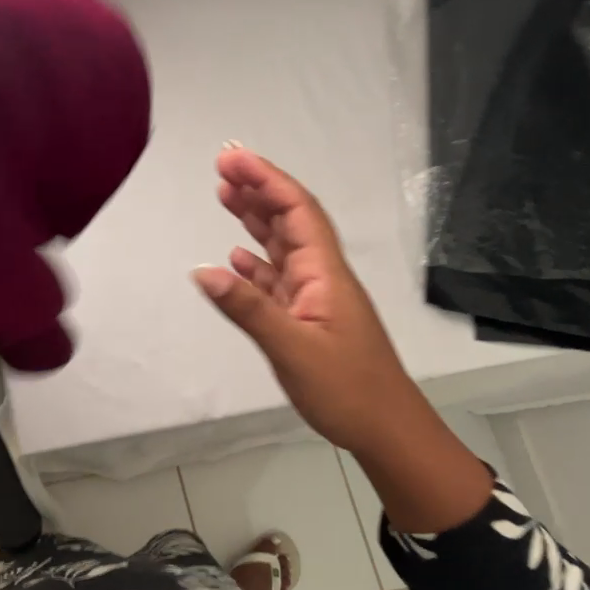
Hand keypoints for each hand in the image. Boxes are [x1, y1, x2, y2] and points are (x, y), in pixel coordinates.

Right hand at [191, 147, 432, 461]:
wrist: (387, 430)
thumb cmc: (347, 390)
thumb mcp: (293, 349)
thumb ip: (248, 308)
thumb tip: (202, 270)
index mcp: (325, 274)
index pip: (296, 212)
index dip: (266, 180)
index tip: (230, 160)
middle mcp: (321, 277)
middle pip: (290, 221)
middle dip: (258, 190)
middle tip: (222, 167)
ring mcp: (315, 299)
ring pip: (282, 248)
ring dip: (255, 221)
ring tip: (225, 196)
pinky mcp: (307, 321)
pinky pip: (278, 281)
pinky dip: (255, 264)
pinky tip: (235, 259)